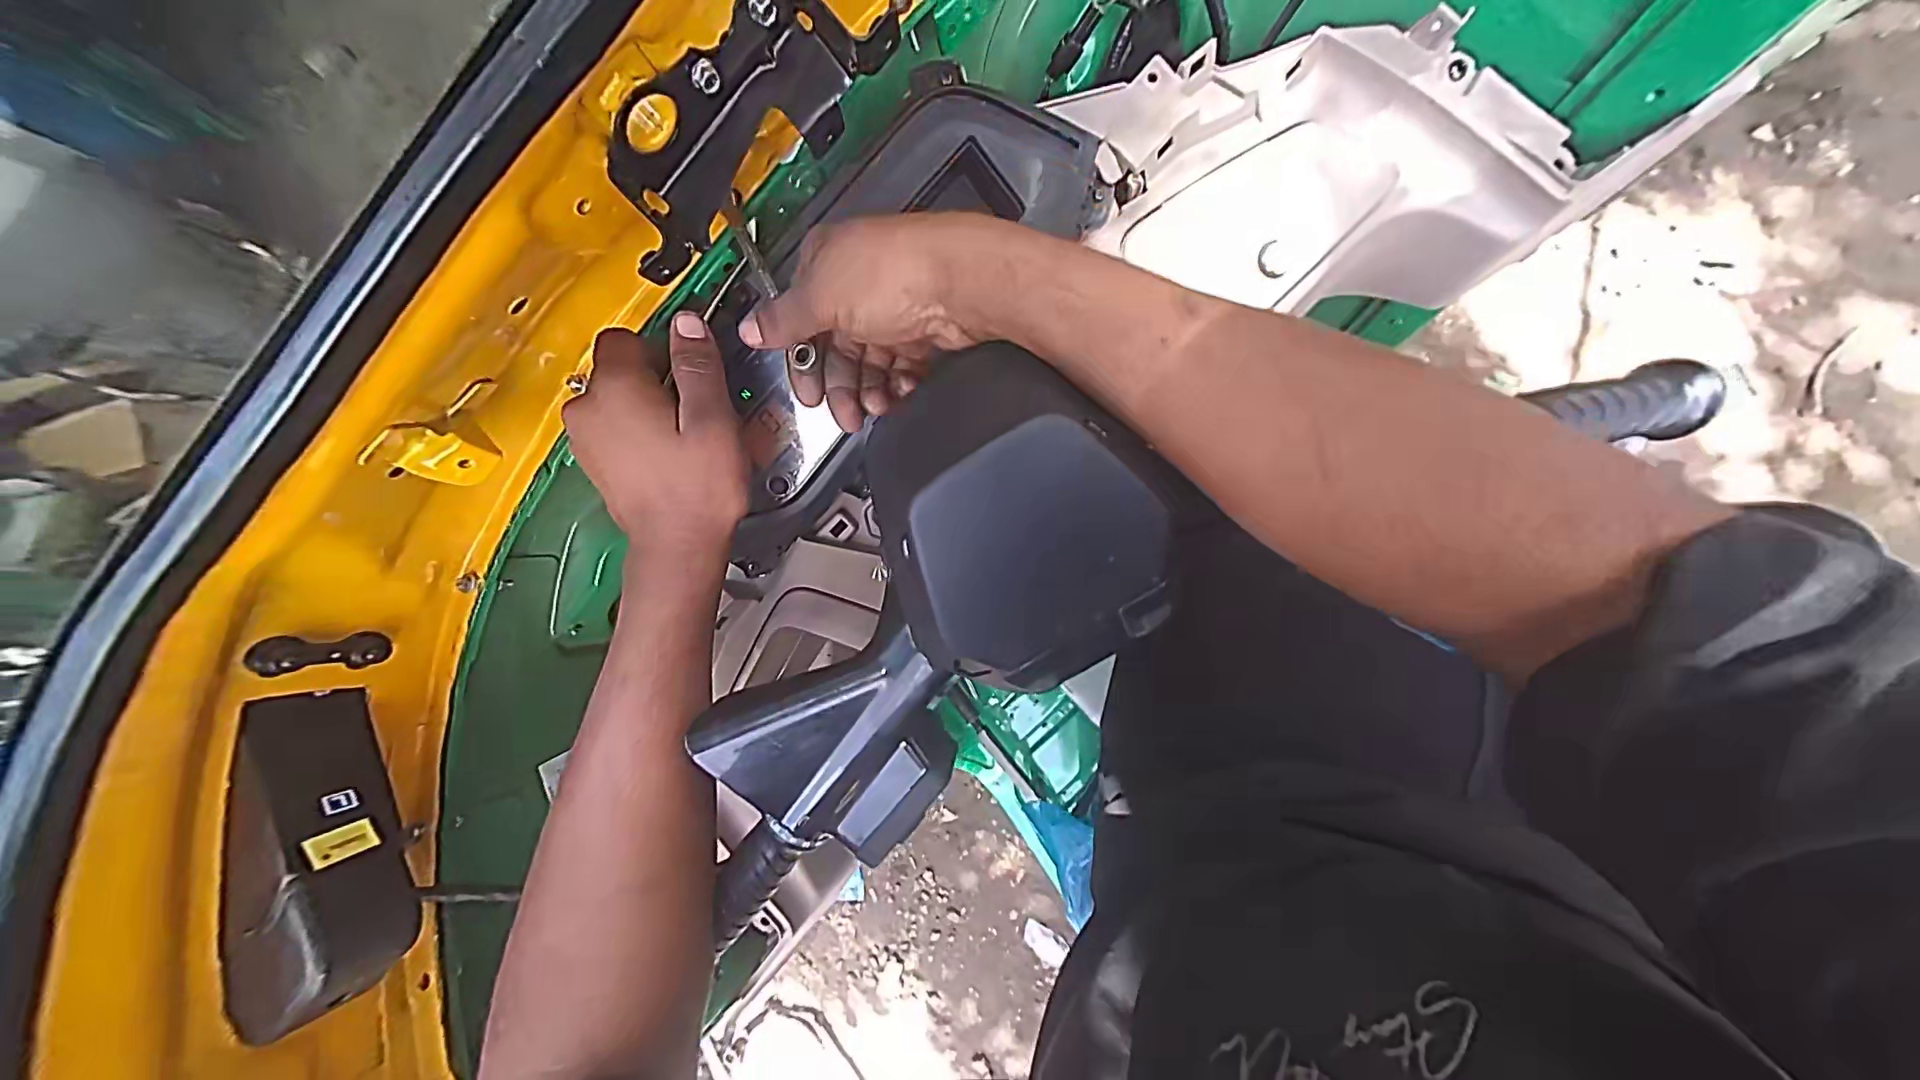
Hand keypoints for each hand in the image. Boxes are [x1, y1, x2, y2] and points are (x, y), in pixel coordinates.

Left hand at [564, 315, 747, 563]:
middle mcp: (589, 408)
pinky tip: (668, 453)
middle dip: (657, 378)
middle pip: (620, 368)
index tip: (690, 365)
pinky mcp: (594, 460)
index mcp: (616, 389)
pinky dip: (638, 430)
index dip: (663, 346)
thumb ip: (698, 366)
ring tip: (685, 435)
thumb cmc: (697, 491)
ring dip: (648, 405)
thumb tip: (687, 325)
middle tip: (696, 408)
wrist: (677, 545)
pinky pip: (615, 426)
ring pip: (618, 398)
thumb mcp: (713, 420)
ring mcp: (586, 437)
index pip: (626, 336)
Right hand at [739, 213, 1015, 431]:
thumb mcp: (821, 297)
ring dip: (869, 391)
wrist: (962, 283)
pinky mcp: (923, 328)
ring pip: (870, 362)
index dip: (800, 359)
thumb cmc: (896, 272)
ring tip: (875, 407)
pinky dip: (898, 385)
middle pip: (837, 348)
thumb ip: (784, 319)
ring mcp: (892, 307)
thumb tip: (752, 328)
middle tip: (844, 414)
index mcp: (825, 264)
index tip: (805, 390)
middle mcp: (858, 284)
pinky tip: (899, 394)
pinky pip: (901, 367)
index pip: (800, 319)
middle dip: (840, 386)